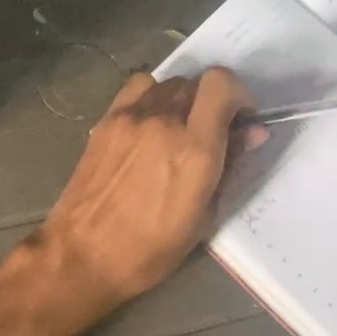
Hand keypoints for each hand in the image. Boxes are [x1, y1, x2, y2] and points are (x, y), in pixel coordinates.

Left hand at [31, 69, 260, 317]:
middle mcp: (164, 122)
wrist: (84, 254)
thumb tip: (252, 132)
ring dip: (184, 99)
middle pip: (198, 82)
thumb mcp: (204, 216)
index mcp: (194, 150)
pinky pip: (139, 87)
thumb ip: (229, 165)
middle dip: (214, 101)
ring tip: (180, 130)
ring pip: (170, 83)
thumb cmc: (151, 249)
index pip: (221, 85)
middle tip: (212, 132)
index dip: (239, 94)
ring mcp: (131, 116)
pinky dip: (154, 95)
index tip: (241, 118)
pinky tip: (151, 122)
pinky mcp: (107, 118)